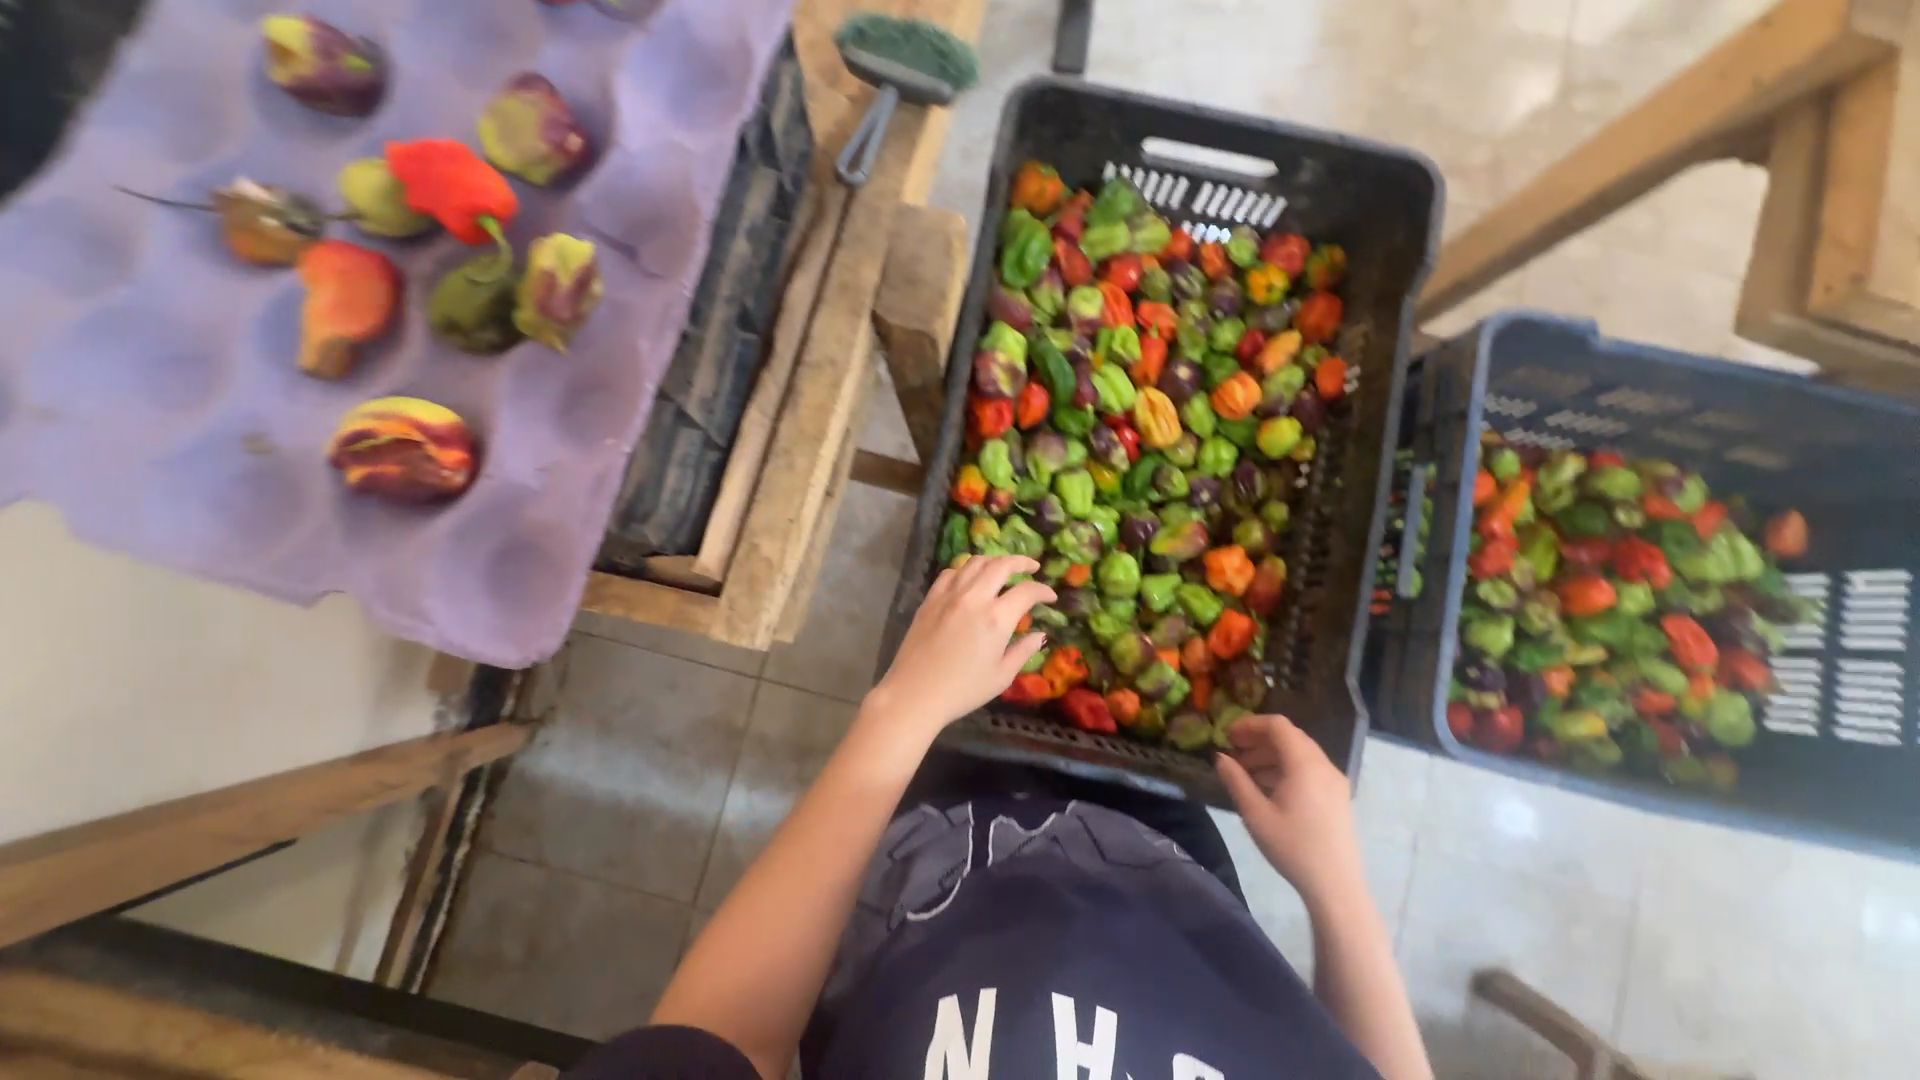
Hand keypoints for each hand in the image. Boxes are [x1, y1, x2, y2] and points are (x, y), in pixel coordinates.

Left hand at [870, 556, 1054, 732]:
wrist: (915, 693)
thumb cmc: (963, 690)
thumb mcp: (1001, 676)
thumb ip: (1023, 651)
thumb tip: (1039, 635)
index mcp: (996, 618)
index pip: (1027, 591)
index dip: (1043, 591)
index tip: (1050, 597)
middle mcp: (974, 598)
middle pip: (1001, 565)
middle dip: (1021, 562)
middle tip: (1032, 567)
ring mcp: (949, 596)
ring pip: (974, 563)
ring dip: (994, 561)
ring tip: (1003, 568)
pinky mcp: (930, 600)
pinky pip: (950, 573)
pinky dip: (965, 570)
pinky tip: (969, 579)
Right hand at [1215, 713, 1364, 908]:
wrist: (1335, 885)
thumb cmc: (1292, 847)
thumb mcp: (1255, 814)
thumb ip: (1236, 780)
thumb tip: (1220, 757)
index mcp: (1305, 764)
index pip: (1278, 726)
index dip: (1250, 724)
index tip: (1228, 735)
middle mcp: (1323, 765)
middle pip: (1290, 737)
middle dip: (1259, 739)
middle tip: (1234, 751)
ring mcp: (1334, 781)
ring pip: (1300, 753)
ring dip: (1272, 754)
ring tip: (1246, 771)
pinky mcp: (1338, 796)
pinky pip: (1309, 769)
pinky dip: (1287, 768)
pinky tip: (1269, 787)